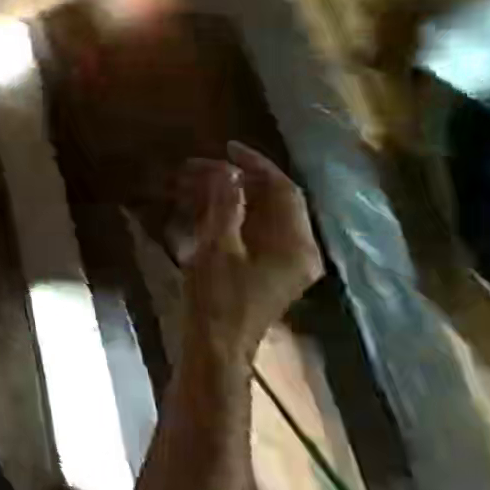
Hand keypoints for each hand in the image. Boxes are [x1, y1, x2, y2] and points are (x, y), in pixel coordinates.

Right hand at [180, 142, 324, 363]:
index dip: (256, 165)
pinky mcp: (267, 270)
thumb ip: (225, 206)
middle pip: (275, 201)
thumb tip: (228, 170)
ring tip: (190, 182)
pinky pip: (253, 229)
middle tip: (196, 166)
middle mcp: (299, 251)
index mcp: (296, 245)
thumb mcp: (217, 246)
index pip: (285, 191)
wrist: (216, 343)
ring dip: (228, 194)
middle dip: (236, 178)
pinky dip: (228, 212)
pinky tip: (198, 208)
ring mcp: (285, 262)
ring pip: (261, 214)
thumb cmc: (217, 295)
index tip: (225, 146)